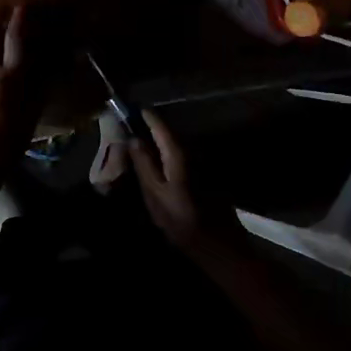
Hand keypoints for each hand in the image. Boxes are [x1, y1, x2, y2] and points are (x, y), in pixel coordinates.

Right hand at [127, 109, 236, 253]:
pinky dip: (170, 156)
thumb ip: (144, 165)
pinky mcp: (207, 173)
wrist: (217, 242)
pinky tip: (160, 167)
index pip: (161, 126)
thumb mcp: (155, 194)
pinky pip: (184, 157)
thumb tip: (133, 138)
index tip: (132, 108)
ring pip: (177, 146)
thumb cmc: (182, 220)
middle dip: (151, 128)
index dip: (146, 116)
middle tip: (132, 127)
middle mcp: (193, 151)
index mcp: (179, 154)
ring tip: (142, 146)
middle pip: (170, 133)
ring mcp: (202, 161)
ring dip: (161, 143)